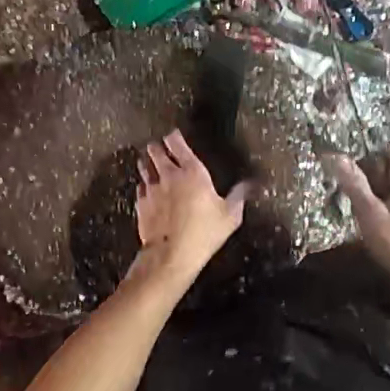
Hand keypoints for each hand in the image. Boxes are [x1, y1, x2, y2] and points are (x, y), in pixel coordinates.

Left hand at [136, 129, 250, 272]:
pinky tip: (147, 188)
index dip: (174, 136)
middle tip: (160, 147)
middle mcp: (169, 175)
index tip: (174, 135)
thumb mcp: (230, 216)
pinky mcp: (141, 204)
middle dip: (157, 147)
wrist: (171, 255)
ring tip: (149, 161)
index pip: (176, 143)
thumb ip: (239, 196)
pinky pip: (140, 187)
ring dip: (147, 162)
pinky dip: (144, 185)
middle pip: (156, 151)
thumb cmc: (203, 233)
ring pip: (144, 167)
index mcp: (192, 172)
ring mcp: (152, 189)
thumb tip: (250, 184)